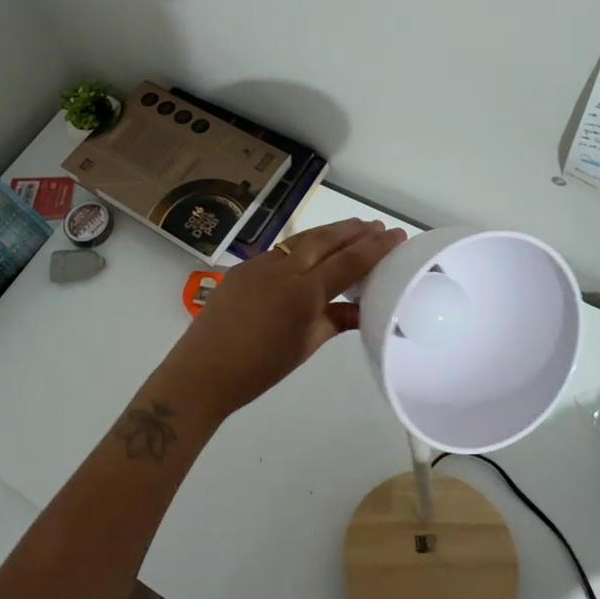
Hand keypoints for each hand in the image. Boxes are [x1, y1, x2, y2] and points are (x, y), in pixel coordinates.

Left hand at [156, 218, 407, 424]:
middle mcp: (284, 269)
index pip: (349, 261)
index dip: (376, 248)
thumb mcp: (305, 346)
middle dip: (353, 231)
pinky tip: (309, 253)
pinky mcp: (242, 269)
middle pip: (325, 240)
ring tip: (350, 231)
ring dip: (328, 234)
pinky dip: (302, 247)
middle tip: (376, 227)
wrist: (202, 371)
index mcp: (304, 291)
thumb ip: (335, 321)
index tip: (397, 235)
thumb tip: (361, 310)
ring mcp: (259, 265)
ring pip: (301, 241)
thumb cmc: (259, 369)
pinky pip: (280, 252)